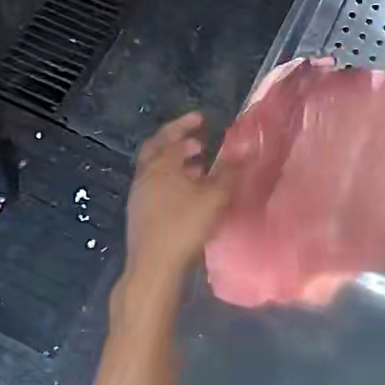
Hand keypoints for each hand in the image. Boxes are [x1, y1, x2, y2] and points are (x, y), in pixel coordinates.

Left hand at [124, 112, 231, 285]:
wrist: (153, 267)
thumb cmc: (184, 226)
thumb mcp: (214, 197)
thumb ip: (230, 170)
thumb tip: (246, 147)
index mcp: (160, 165)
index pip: (171, 136)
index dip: (187, 125)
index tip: (202, 118)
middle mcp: (145, 176)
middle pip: (156, 149)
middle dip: (177, 141)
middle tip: (199, 142)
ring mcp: (139, 196)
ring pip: (156, 170)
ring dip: (175, 163)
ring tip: (198, 167)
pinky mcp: (139, 214)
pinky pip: (155, 187)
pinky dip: (171, 181)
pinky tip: (187, 195)